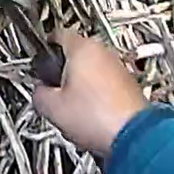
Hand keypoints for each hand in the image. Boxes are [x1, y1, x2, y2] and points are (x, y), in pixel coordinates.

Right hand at [32, 29, 150, 156]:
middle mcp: (103, 51)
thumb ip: (38, 93)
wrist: (135, 139)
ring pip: (91, 68)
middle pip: (75, 53)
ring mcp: (118, 67)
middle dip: (63, 70)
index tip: (41, 61)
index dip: (44, 48)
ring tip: (74, 107)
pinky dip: (97, 93)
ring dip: (81, 82)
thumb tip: (38, 92)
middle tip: (55, 90)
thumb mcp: (53, 108)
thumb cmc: (99, 118)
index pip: (57, 34)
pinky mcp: (129, 84)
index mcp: (82, 48)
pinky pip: (106, 82)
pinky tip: (92, 114)